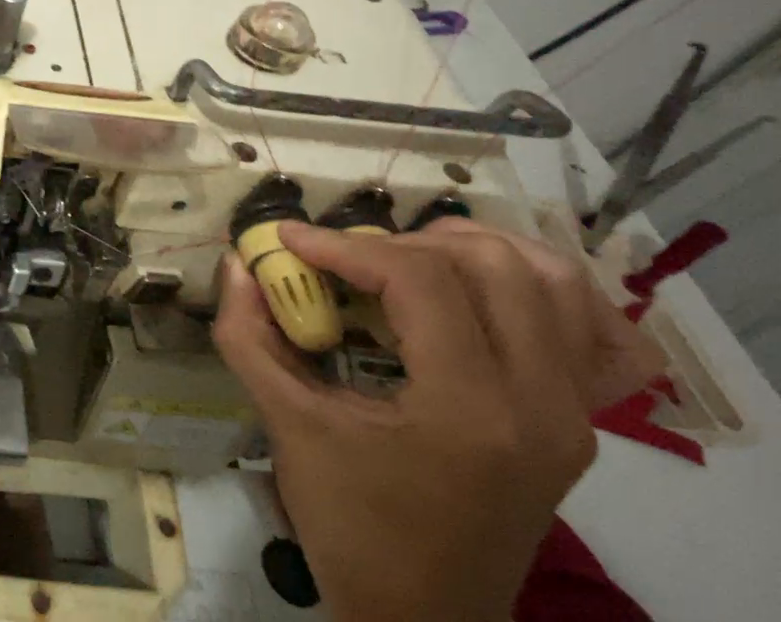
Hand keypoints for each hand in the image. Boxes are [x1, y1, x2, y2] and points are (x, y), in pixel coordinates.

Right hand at [213, 219, 657, 621]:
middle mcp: (542, 401)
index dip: (345, 245)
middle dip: (405, 242)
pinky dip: (535, 287)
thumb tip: (237, 264)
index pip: (420, 282)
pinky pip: (587, 327)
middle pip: (493, 267)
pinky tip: (481, 289)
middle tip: (345, 257)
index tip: (288, 240)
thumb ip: (250, 337)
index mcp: (469, 407)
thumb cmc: (350, 523)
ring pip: (553, 283)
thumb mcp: (286, 425)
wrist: (423, 610)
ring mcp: (575, 412)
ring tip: (408, 259)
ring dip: (474, 251)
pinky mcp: (580, 420)